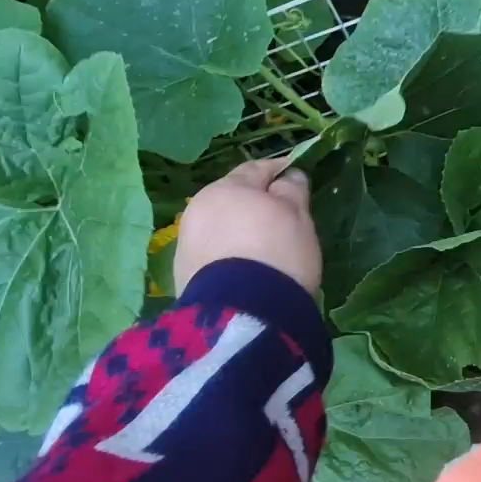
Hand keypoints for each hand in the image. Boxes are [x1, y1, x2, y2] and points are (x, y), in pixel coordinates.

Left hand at [174, 159, 321, 296]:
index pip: (255, 169)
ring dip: (238, 231)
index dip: (277, 171)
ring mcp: (187, 243)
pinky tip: (246, 271)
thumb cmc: (277, 252)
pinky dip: (229, 257)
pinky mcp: (184, 275)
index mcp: (227, 188)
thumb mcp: (297, 217)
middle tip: (280, 217)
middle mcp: (199, 209)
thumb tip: (289, 176)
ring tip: (262, 248)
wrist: (243, 312)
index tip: (294, 176)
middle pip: (232, 199)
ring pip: (219, 228)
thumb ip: (292, 191)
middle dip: (254, 204)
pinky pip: (214, 256)